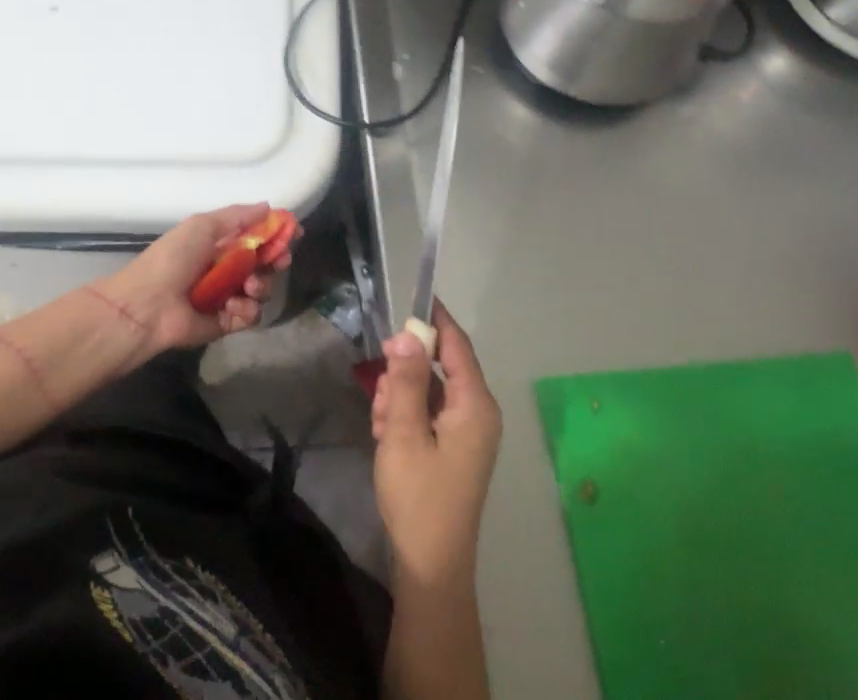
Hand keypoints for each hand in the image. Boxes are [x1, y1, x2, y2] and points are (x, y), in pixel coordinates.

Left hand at [101, 204, 293, 350]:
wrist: (148, 304)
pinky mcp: (227, 322)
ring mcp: (227, 297)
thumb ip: (238, 216)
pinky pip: (251, 315)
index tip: (293, 234)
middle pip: (264, 263)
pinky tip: (233, 306)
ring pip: (262, 289)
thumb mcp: (202, 226)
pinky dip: (247, 309)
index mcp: (218, 244)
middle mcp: (225, 269)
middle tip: (279, 261)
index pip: (256, 237)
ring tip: (248, 287)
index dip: (275, 235)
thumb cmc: (173, 259)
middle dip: (276, 260)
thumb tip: (268, 207)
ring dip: (261, 286)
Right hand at [372, 301, 501, 590]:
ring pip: (428, 391)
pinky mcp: (455, 448)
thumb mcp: (404, 432)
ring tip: (380, 428)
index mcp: (475, 405)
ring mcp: (468, 433)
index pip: (457, 346)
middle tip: (380, 400)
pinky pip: (428, 414)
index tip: (411, 295)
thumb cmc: (418, 495)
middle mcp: (478, 413)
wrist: (431, 562)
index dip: (436, 319)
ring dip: (400, 398)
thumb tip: (408, 333)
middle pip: (440, 367)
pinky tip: (385, 437)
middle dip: (405, 372)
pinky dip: (405, 417)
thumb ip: (406, 380)